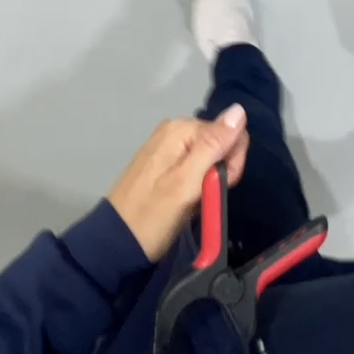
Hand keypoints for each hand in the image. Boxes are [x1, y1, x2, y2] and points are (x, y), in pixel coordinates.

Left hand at [106, 104, 249, 260]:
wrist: (114, 245)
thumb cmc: (152, 216)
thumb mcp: (186, 183)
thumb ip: (213, 146)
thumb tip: (240, 108)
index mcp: (181, 128)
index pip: (232, 133)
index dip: (231, 163)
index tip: (217, 187)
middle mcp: (175, 129)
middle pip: (221, 141)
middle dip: (220, 170)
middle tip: (204, 196)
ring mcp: (168, 145)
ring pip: (210, 155)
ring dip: (210, 179)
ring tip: (194, 200)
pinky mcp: (164, 161)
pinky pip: (196, 164)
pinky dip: (197, 182)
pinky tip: (187, 197)